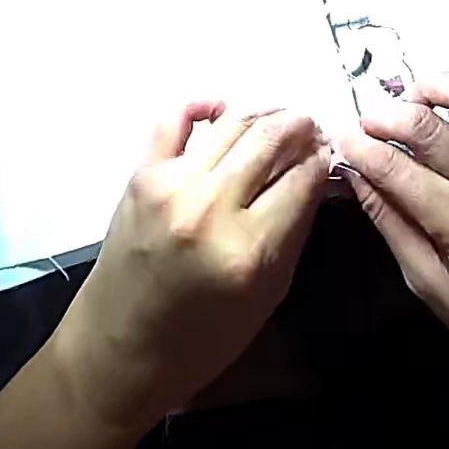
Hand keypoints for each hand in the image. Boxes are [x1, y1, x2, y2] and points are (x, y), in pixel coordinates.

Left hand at [46, 101, 331, 433]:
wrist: (121, 344)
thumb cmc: (200, 339)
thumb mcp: (266, 298)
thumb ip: (293, 232)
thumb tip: (313, 178)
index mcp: (248, 250)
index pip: (301, 181)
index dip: (321, 161)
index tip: (327, 152)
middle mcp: (210, 208)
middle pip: (267, 141)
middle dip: (298, 126)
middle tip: (310, 125)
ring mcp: (171, 184)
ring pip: (229, 123)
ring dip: (262, 112)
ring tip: (279, 114)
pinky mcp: (142, 173)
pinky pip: (173, 119)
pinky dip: (200, 104)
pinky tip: (221, 107)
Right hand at [335, 70, 448, 406]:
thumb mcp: (432, 288)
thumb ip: (389, 222)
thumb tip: (351, 169)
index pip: (399, 172)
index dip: (360, 150)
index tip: (339, 141)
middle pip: (432, 128)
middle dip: (385, 117)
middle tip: (365, 124)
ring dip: (440, 87)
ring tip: (413, 96)